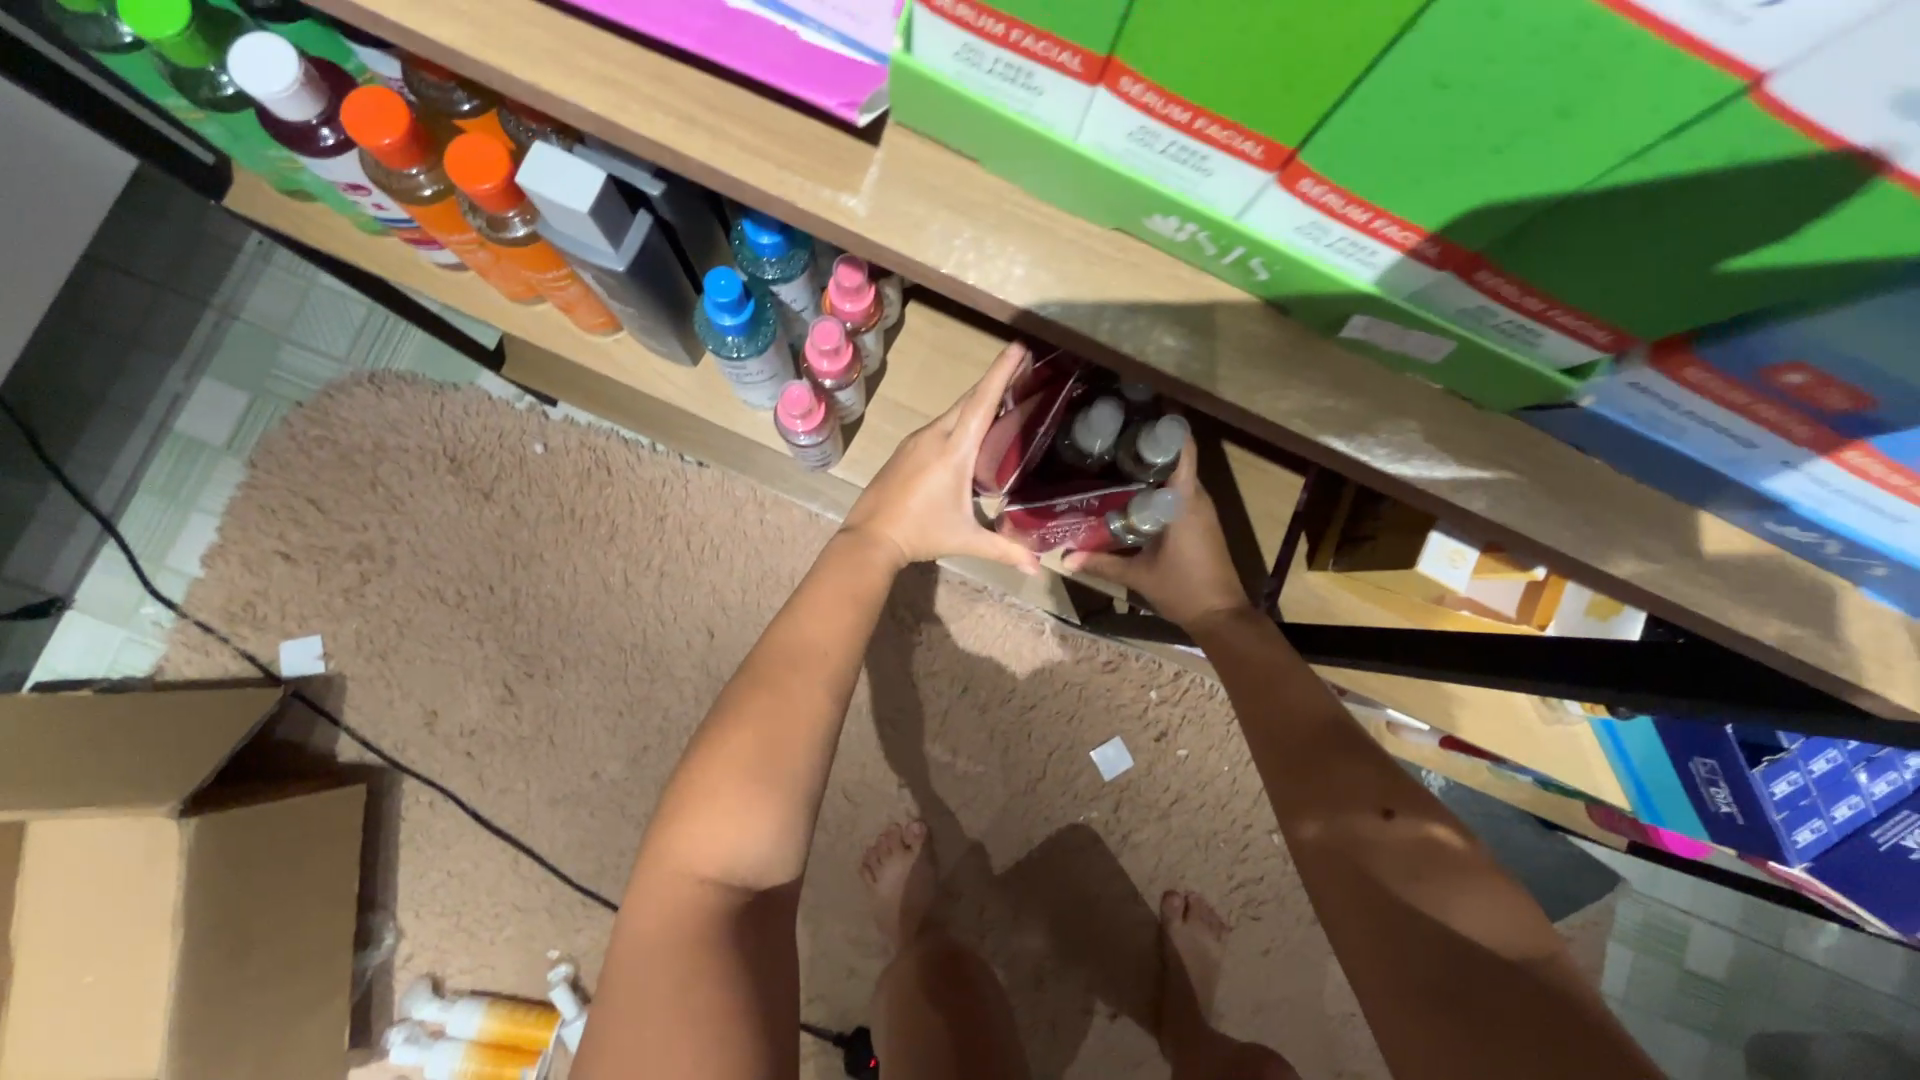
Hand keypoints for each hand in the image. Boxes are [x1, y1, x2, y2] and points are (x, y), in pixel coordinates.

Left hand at [841, 342, 1041, 574]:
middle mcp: (935, 436)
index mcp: (953, 450)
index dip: (1001, 373)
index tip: (1018, 348)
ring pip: (954, 411)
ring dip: (979, 400)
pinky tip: (971, 429)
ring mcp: (917, 440)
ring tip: (1004, 395)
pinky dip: (961, 417)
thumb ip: (1004, 549)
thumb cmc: (919, 534)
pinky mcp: (907, 449)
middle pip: (971, 399)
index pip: (982, 403)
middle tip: (1022, 365)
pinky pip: (941, 424)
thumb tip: (1038, 568)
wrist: (870, 537)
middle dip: (996, 379)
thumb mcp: (965, 540)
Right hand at [1062, 437, 1251, 630]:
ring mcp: (1201, 509)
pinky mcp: (1200, 521)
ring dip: (1149, 468)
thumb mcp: (1137, 576)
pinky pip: (1177, 493)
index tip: (1132, 416)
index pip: (1180, 448)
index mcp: (1184, 500)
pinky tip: (1128, 493)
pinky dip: (1156, 487)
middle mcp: (1195, 496)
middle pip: (1173, 458)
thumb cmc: (1183, 589)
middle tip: (1107, 440)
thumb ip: (1101, 563)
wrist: (1220, 616)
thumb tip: (1064, 558)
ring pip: (1174, 476)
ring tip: (1111, 461)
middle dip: (1144, 446)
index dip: (1160, 427)